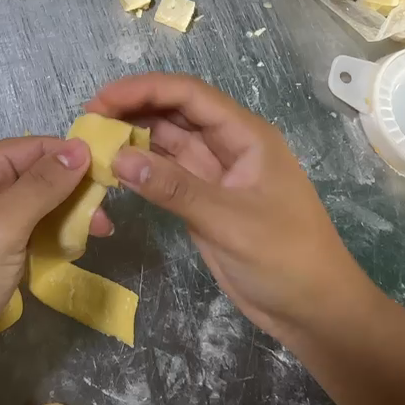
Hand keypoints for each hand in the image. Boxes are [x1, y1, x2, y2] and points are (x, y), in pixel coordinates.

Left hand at [0, 136, 107, 378]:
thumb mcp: (5, 223)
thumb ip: (43, 185)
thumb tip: (80, 147)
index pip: (31, 148)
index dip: (70, 157)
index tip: (111, 176)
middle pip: (34, 177)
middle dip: (71, 193)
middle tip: (106, 221)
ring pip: (34, 208)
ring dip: (64, 219)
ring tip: (96, 238)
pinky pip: (26, 235)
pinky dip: (49, 240)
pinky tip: (69, 253)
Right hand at [86, 74, 376, 340]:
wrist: (316, 315)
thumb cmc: (287, 260)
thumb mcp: (230, 221)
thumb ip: (174, 188)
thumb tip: (117, 158)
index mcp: (246, 135)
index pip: (189, 95)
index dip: (144, 89)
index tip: (103, 99)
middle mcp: (227, 145)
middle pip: (173, 111)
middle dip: (132, 108)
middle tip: (88, 120)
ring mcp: (213, 172)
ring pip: (166, 139)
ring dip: (132, 135)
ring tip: (92, 140)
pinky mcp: (202, 198)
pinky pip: (164, 170)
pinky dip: (139, 166)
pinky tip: (113, 167)